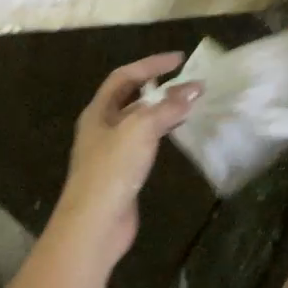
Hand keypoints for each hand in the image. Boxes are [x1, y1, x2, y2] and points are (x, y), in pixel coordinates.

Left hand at [56, 52, 202, 264]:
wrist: (93, 227)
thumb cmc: (112, 170)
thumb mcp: (141, 129)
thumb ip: (168, 106)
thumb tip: (194, 90)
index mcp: (98, 112)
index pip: (125, 76)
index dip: (151, 64)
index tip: (179, 60)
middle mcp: (102, 128)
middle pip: (132, 98)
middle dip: (159, 87)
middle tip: (188, 83)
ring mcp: (111, 152)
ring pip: (140, 120)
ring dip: (163, 110)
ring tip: (189, 105)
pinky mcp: (122, 173)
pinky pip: (145, 142)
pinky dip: (163, 132)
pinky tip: (177, 133)